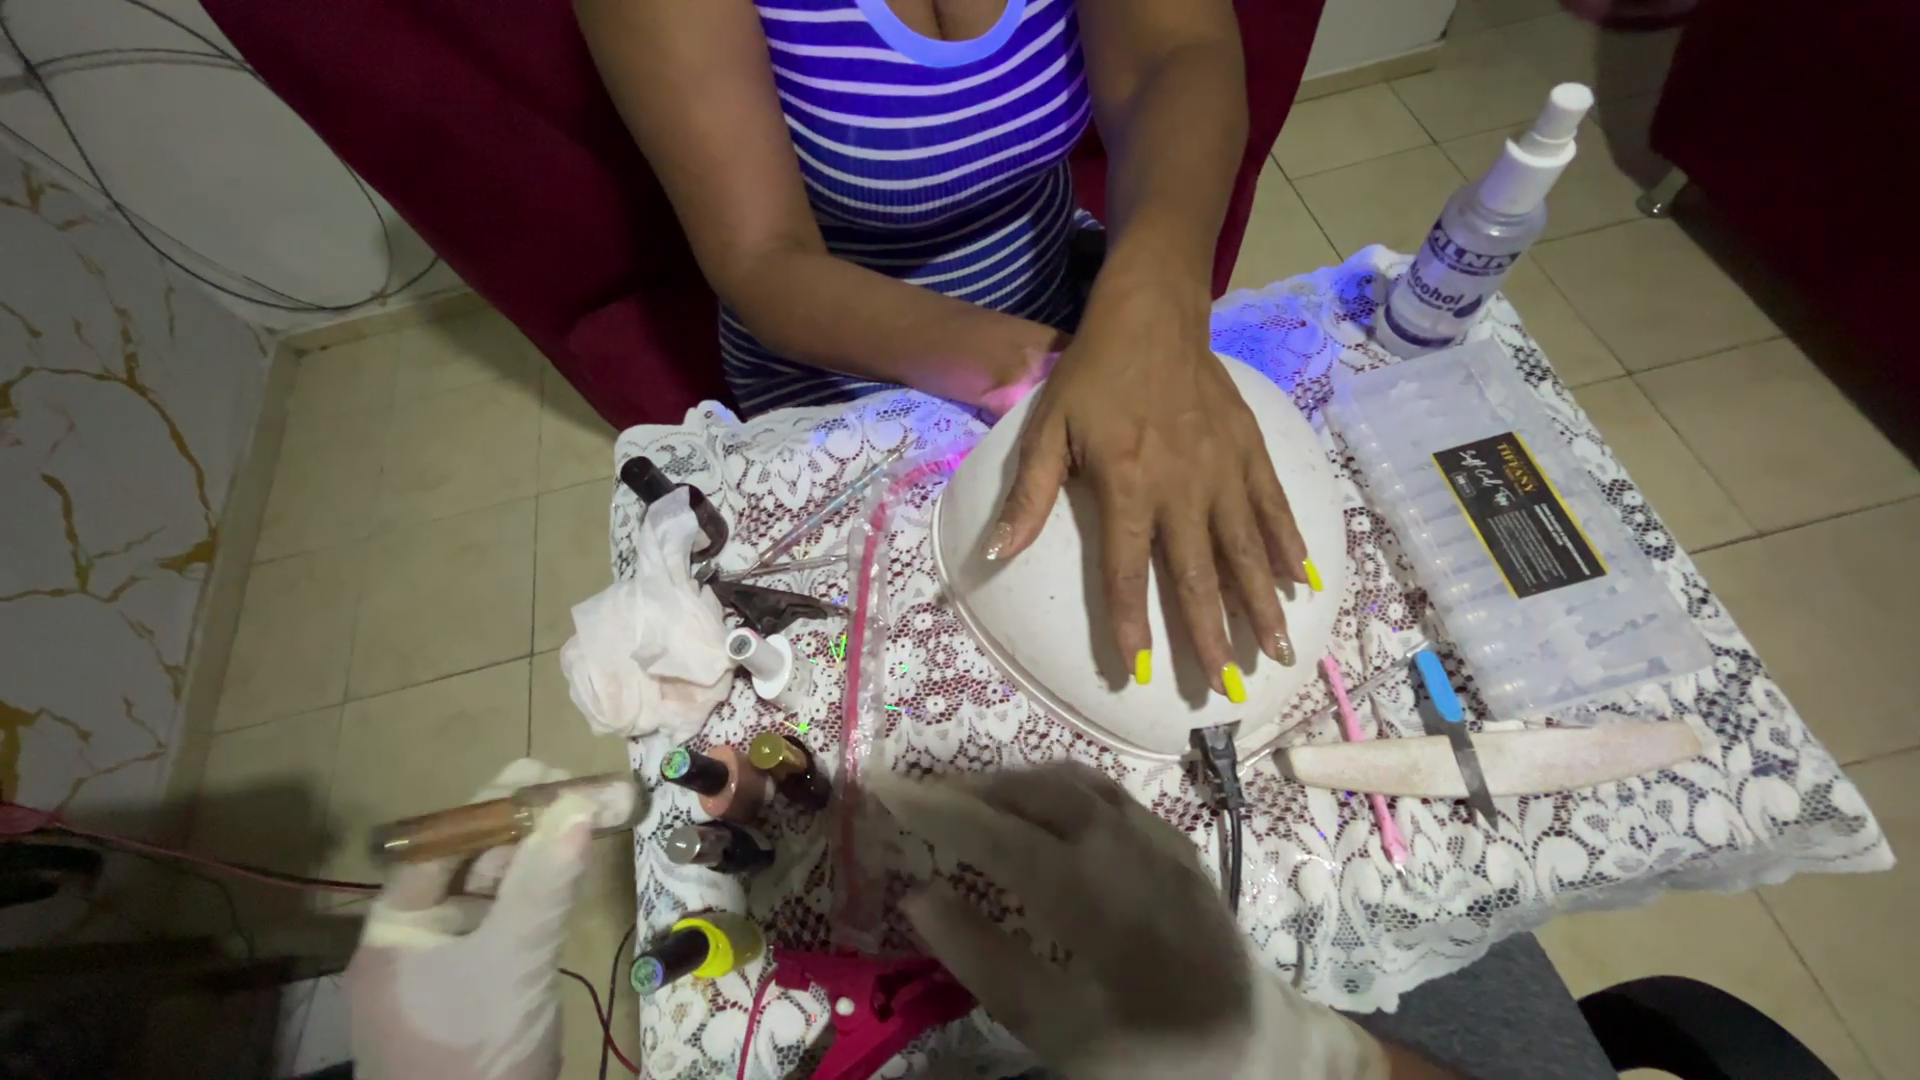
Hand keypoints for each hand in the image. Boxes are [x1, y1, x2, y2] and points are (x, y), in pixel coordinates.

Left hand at [346, 760, 620, 1079]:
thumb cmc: (470, 1051)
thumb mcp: (509, 962)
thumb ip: (543, 883)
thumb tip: (582, 804)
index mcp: (398, 927)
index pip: (444, 844)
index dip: (496, 804)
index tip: (552, 774)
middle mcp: (426, 931)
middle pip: (479, 856)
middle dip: (535, 819)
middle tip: (590, 787)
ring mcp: (464, 952)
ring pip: (509, 879)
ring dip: (554, 844)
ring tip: (604, 805)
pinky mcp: (499, 970)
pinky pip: (526, 908)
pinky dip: (558, 877)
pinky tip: (589, 851)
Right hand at [872, 764, 1389, 1079]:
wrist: (1261, 1052)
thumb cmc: (1154, 1055)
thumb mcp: (1060, 1031)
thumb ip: (984, 959)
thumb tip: (919, 897)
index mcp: (1088, 889)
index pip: (994, 833)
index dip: (937, 810)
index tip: (891, 792)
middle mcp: (1121, 840)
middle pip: (1032, 791)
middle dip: (975, 789)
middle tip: (931, 800)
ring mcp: (1154, 832)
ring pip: (1070, 780)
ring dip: (1018, 782)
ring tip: (979, 800)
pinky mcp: (1173, 838)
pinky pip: (1105, 790)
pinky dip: (1059, 786)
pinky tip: (1047, 809)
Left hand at [984, 277, 1307, 697]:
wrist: (1152, 318)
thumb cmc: (1093, 377)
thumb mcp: (1048, 430)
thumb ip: (1028, 496)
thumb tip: (996, 555)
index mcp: (1127, 486)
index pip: (1129, 572)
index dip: (1133, 626)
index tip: (1143, 674)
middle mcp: (1181, 488)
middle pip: (1197, 576)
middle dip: (1211, 637)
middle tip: (1227, 690)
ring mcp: (1223, 470)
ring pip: (1245, 552)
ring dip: (1259, 607)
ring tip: (1274, 654)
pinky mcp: (1251, 452)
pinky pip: (1274, 509)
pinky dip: (1288, 548)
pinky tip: (1302, 583)